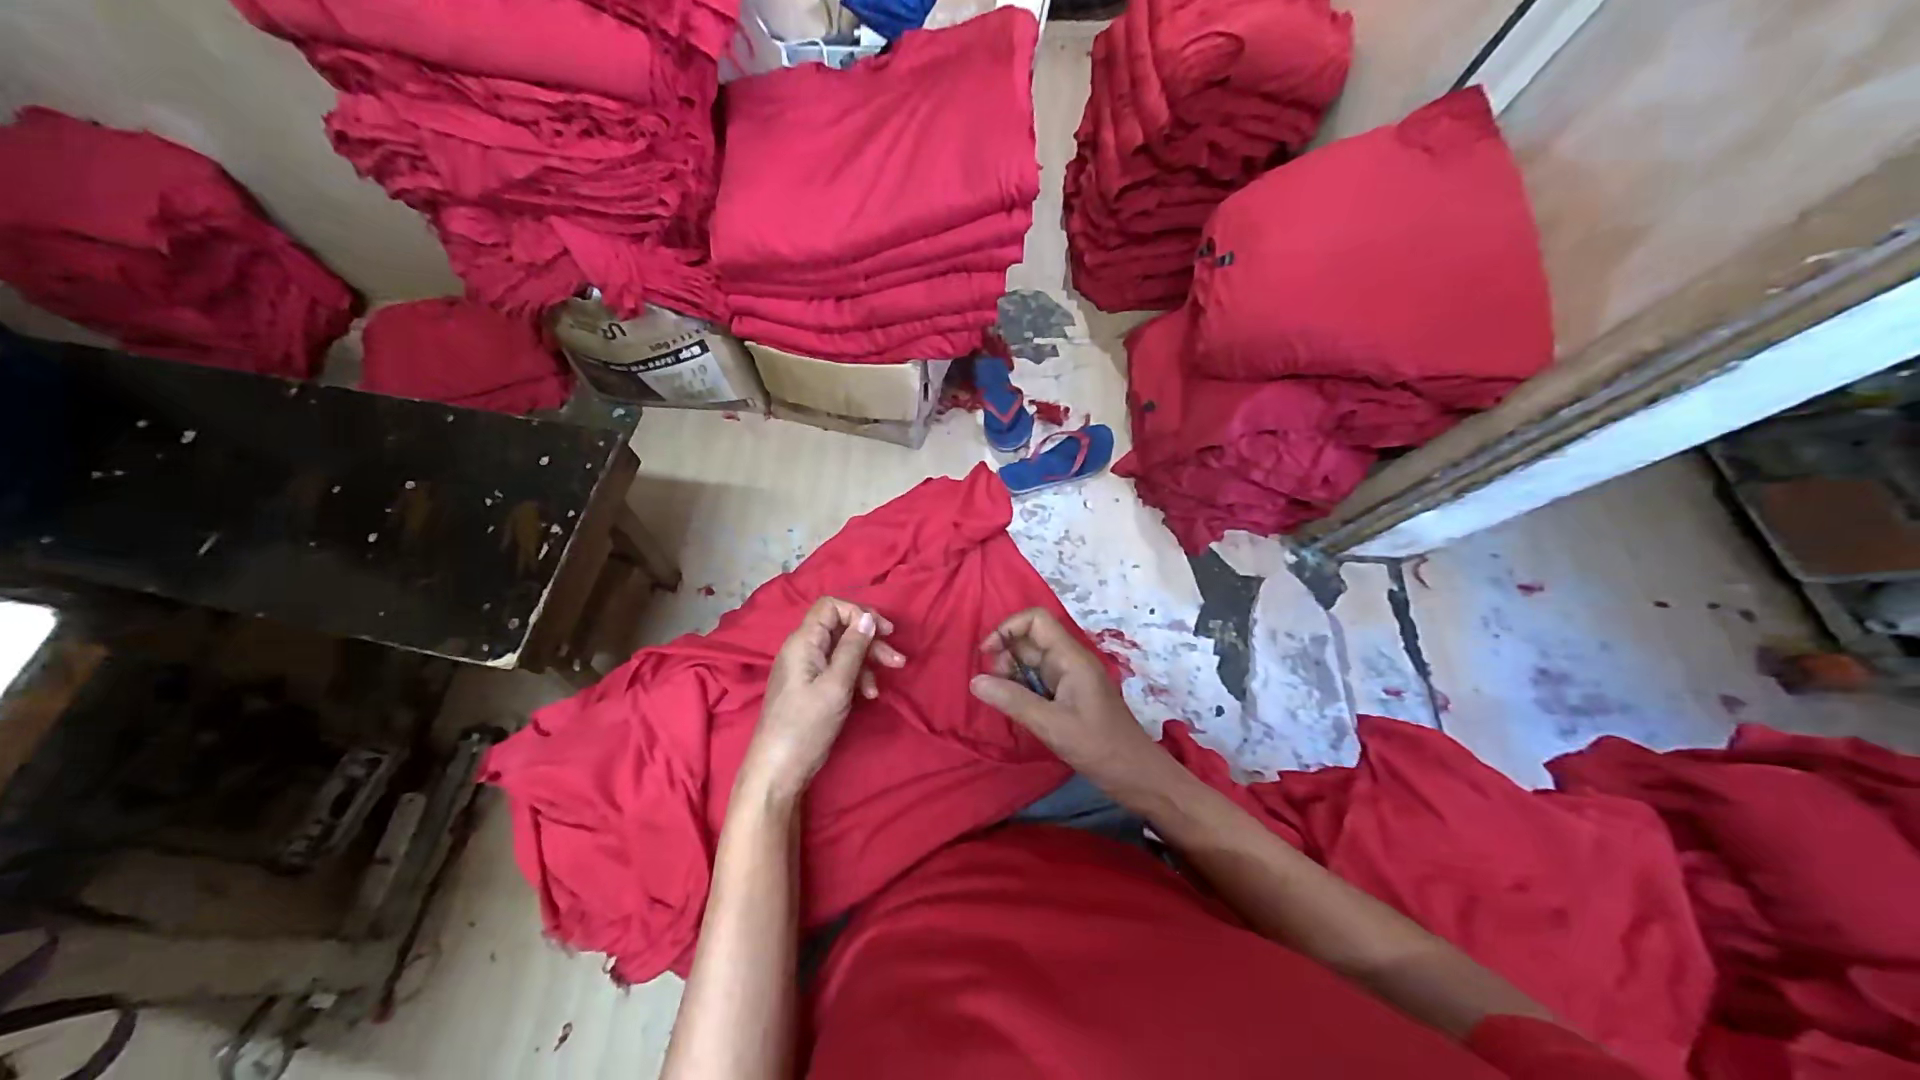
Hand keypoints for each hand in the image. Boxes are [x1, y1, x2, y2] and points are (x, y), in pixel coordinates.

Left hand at [742, 597, 905, 802]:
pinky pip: (837, 669)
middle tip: (897, 659)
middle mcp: (802, 650)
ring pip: (842, 650)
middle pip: (841, 628)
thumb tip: (868, 618)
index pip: (831, 606)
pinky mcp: (810, 688)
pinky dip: (856, 676)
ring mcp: (805, 670)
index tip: (883, 632)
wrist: (778, 770)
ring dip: (868, 660)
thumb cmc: (806, 726)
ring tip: (888, 678)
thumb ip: (853, 648)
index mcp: (802, 642)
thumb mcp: (836, 685)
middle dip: (871, 640)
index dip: (859, 613)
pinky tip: (869, 695)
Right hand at [969, 608, 1154, 779]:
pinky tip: (1014, 707)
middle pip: (1030, 639)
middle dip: (1005, 655)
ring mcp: (1070, 679)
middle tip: (994, 685)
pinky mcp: (1068, 696)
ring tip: (1002, 699)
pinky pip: (1038, 680)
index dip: (1007, 628)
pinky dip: (1021, 688)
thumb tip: (975, 681)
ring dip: (1011, 673)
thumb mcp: (1051, 725)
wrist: (1137, 775)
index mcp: (1071, 658)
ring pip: (1032, 661)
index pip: (1036, 620)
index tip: (987, 654)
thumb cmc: (1099, 746)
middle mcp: (1070, 661)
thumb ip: (1012, 700)